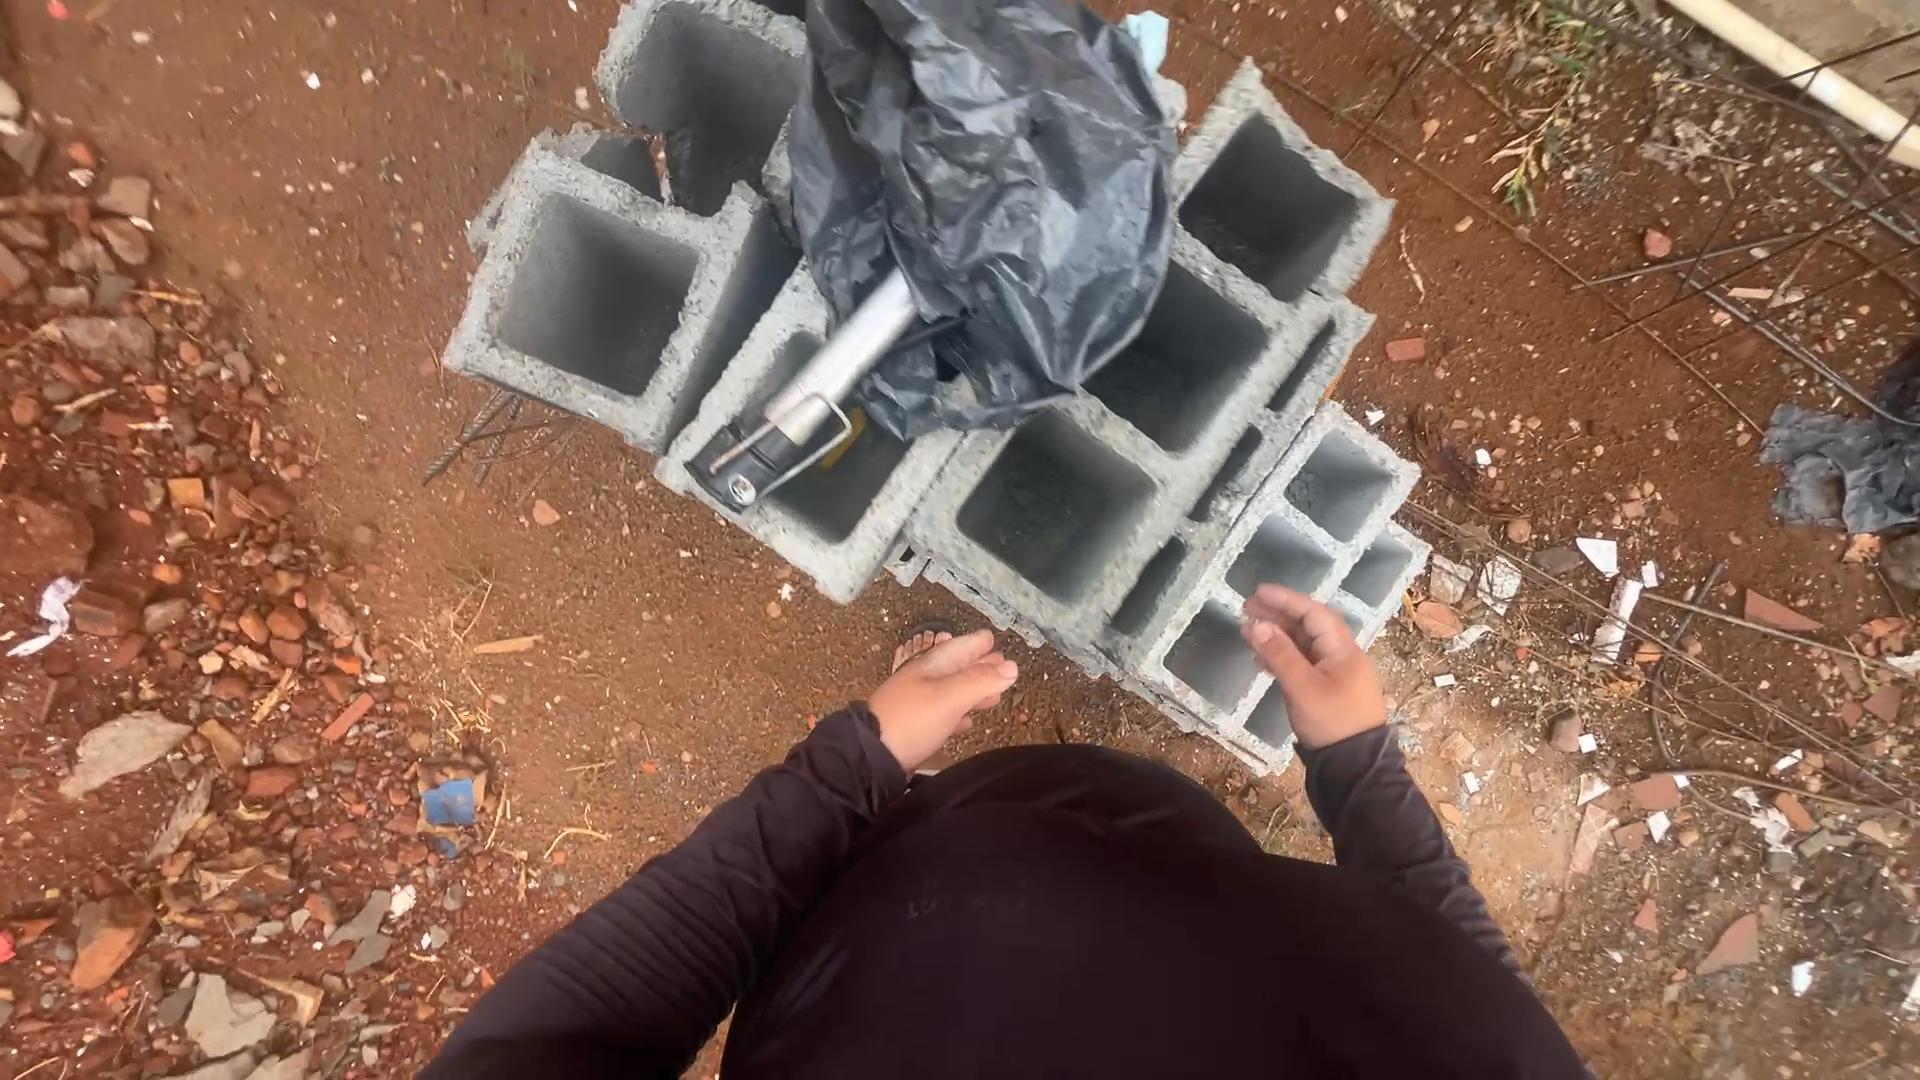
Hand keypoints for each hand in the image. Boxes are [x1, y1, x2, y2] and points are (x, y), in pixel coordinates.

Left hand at [867, 629, 1018, 770]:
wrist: (870, 757)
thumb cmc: (911, 720)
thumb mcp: (949, 697)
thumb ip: (981, 682)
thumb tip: (1012, 666)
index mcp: (931, 667)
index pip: (959, 647)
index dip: (978, 644)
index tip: (993, 639)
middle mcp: (925, 681)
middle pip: (958, 668)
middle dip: (981, 666)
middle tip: (1003, 666)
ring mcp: (918, 705)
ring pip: (952, 691)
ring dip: (973, 690)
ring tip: (995, 694)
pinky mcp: (916, 729)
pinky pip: (943, 715)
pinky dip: (959, 713)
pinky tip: (966, 721)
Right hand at [1240, 585, 1385, 749]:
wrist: (1354, 766)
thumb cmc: (1331, 722)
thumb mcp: (1302, 687)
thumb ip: (1279, 654)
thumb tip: (1256, 624)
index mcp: (1343, 651)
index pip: (1314, 614)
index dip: (1286, 600)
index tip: (1258, 592)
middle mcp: (1341, 657)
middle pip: (1308, 626)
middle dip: (1278, 614)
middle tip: (1247, 607)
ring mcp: (1334, 673)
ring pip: (1303, 644)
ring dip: (1276, 635)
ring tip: (1246, 630)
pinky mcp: (1326, 688)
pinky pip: (1302, 662)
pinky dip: (1281, 655)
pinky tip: (1261, 659)